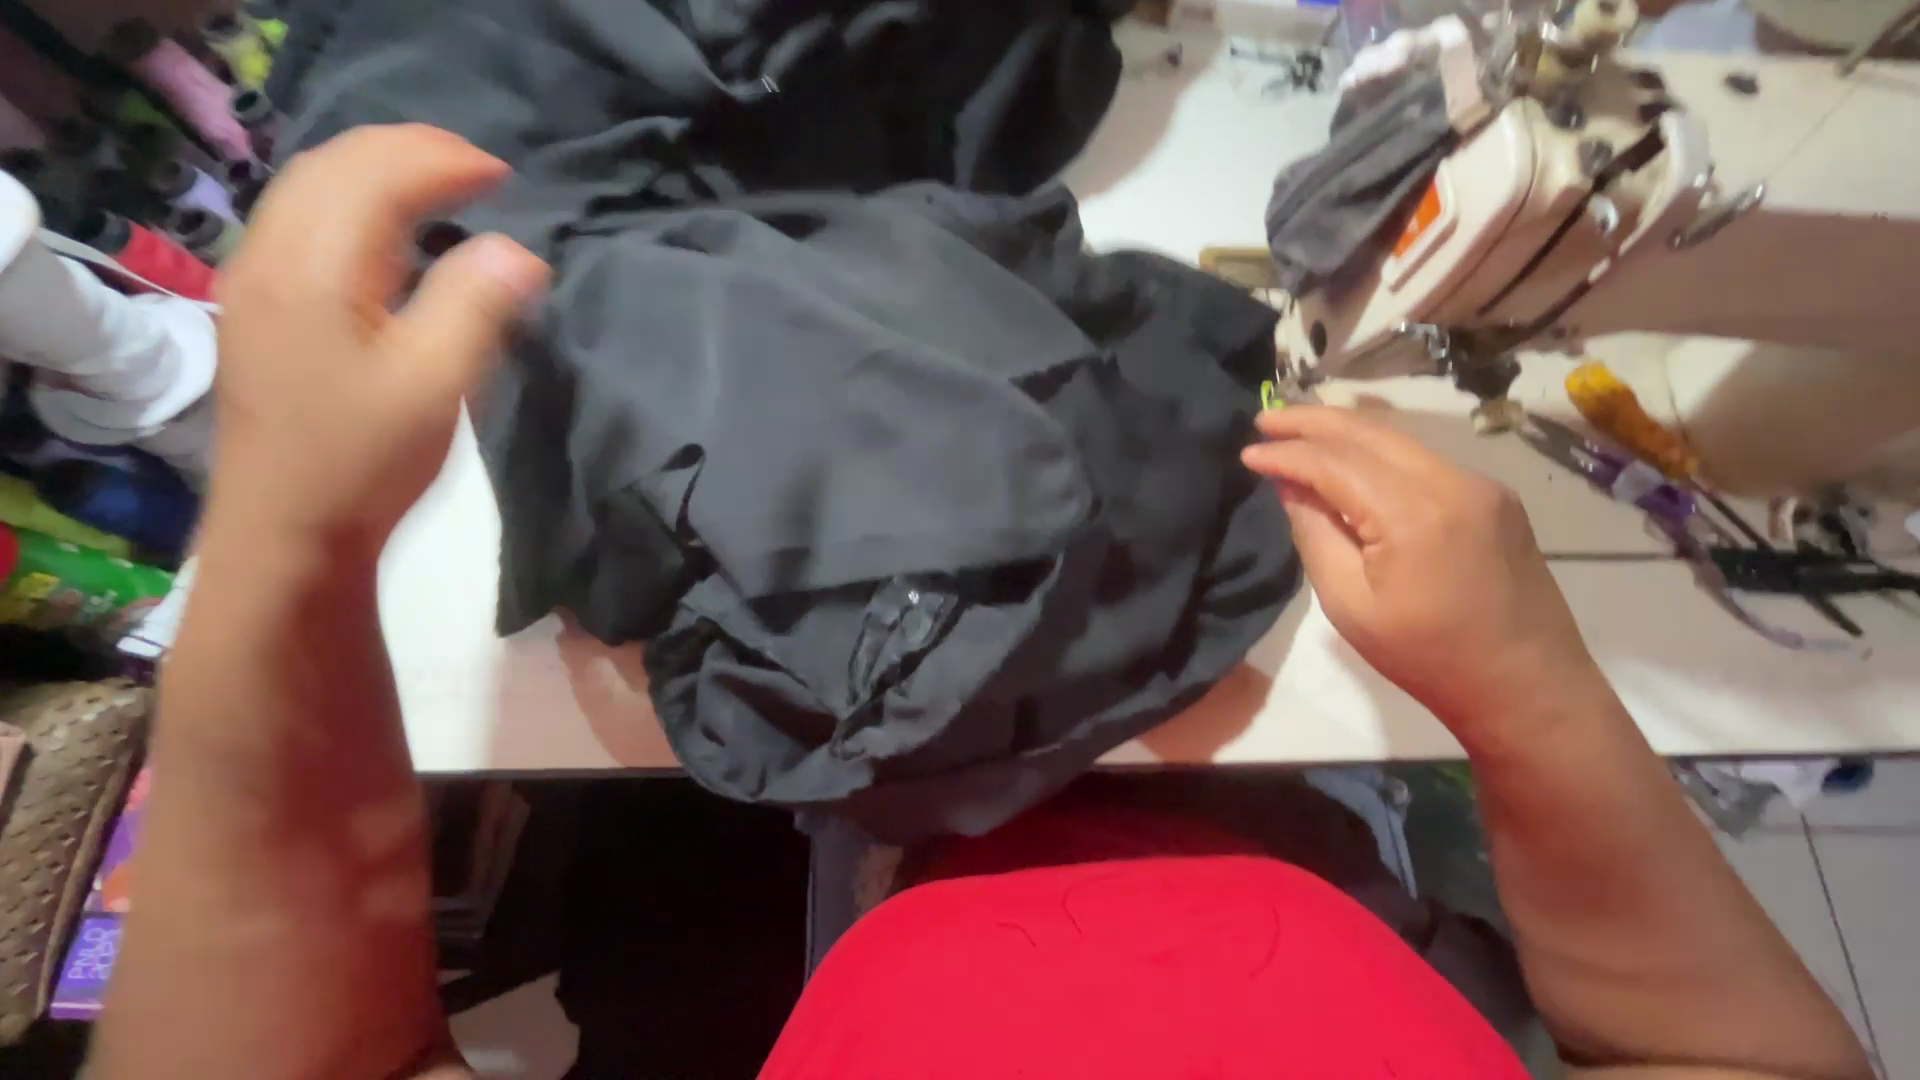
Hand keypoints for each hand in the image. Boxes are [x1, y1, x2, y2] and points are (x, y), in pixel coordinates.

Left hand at [209, 124, 549, 556]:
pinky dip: (360, 204)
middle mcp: (271, 257)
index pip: (374, 176)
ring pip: (314, 189)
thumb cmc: (368, 459)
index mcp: (314, 268)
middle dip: (411, 152)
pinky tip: (398, 235)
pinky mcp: (265, 308)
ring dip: (382, 172)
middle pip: (333, 165)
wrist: (290, 527)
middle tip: (483, 173)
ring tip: (447, 189)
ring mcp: (257, 281)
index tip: (507, 178)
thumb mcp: (438, 384)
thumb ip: (477, 306)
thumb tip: (520, 252)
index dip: (443, 162)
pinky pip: (308, 222)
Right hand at [1242, 406, 1605, 746]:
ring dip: (1344, 430)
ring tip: (1296, 429)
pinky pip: (1420, 459)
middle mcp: (1452, 482)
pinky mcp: (1491, 497)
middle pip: (1369, 431)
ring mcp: (1479, 485)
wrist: (1526, 686)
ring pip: (1397, 439)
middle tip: (1264, 420)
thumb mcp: (1348, 603)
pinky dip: (1376, 451)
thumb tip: (1291, 485)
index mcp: (1414, 514)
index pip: (1335, 462)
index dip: (1286, 454)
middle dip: (1312, 421)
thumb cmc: (1425, 656)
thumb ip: (1314, 532)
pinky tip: (1348, 457)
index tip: (1246, 454)